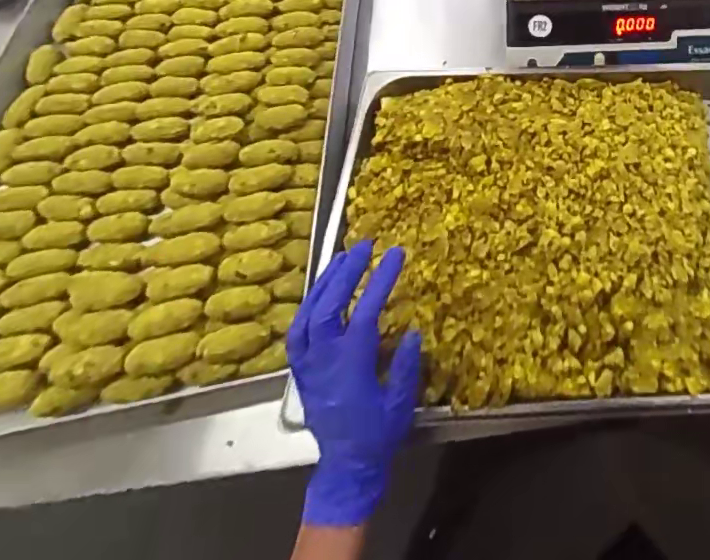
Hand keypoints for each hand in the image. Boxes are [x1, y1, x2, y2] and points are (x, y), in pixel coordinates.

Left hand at [287, 241, 422, 526]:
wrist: (345, 465)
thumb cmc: (378, 432)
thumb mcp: (401, 399)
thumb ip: (405, 364)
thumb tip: (411, 330)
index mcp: (351, 364)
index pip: (365, 311)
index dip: (380, 279)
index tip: (395, 254)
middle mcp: (324, 360)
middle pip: (329, 306)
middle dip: (346, 272)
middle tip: (364, 245)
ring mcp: (308, 364)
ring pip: (308, 315)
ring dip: (325, 282)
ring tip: (342, 258)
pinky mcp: (300, 369)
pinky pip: (298, 330)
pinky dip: (309, 304)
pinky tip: (321, 291)